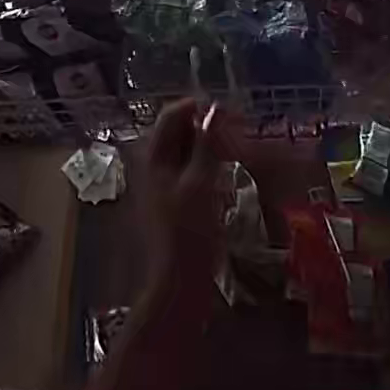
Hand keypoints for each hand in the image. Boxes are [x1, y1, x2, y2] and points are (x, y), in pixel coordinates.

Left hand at [144, 99, 232, 279]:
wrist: (180, 282)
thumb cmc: (189, 231)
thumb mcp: (201, 184)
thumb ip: (207, 145)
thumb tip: (214, 110)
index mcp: (153, 157)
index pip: (171, 116)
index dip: (196, 108)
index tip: (228, 109)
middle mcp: (154, 164)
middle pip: (178, 132)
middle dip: (204, 126)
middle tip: (236, 129)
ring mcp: (164, 182)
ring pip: (186, 151)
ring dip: (208, 145)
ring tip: (236, 148)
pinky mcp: (176, 199)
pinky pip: (190, 170)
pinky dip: (207, 164)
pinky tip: (226, 170)